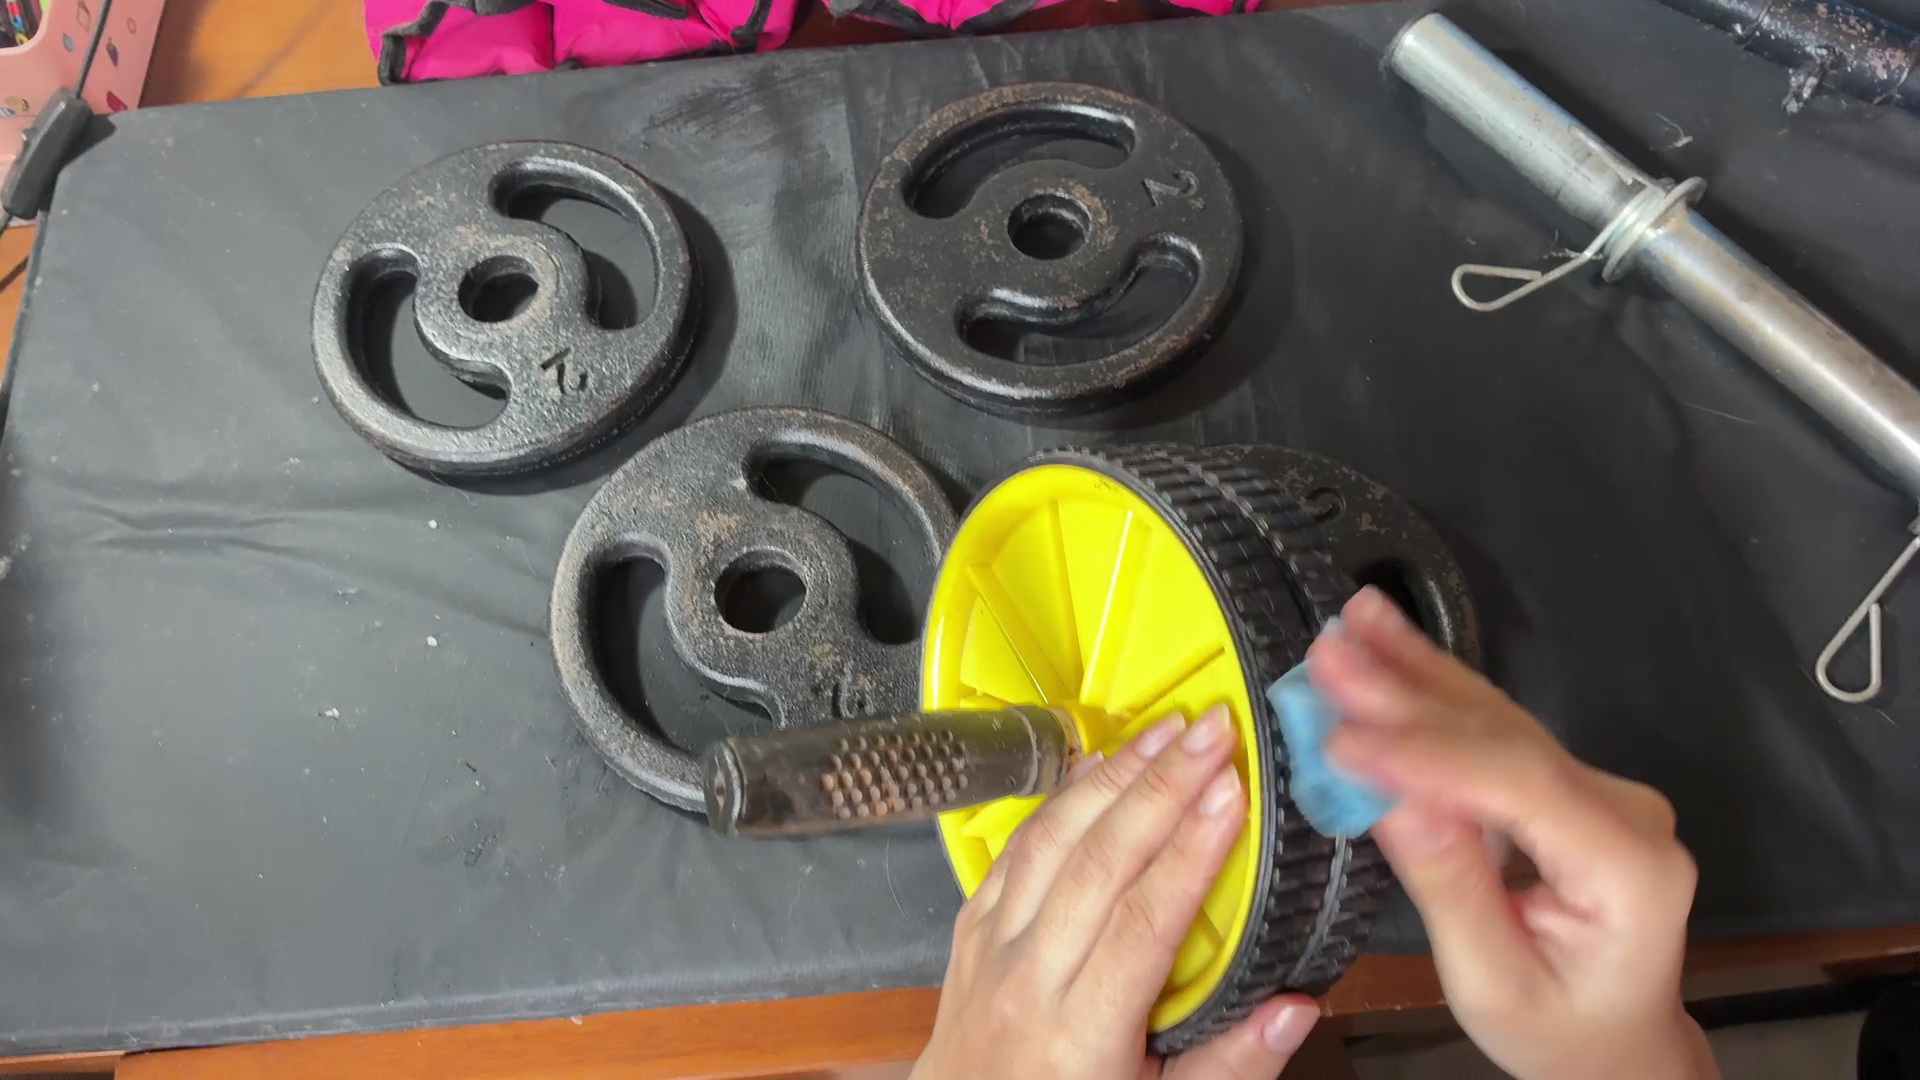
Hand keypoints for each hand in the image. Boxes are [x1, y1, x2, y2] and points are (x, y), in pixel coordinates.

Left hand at [914, 706, 1319, 1079]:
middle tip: (1209, 730)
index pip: (1142, 923)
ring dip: (1113, 773)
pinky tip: (1100, 763)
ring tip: (1164, 731)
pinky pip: (1018, 841)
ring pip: (1053, 835)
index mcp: (1080, 1037)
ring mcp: (991, 939)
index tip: (1230, 790)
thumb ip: (1229, 1066)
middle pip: (1098, 860)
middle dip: (1160, 784)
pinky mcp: (973, 916)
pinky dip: (1062, 794)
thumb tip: (1294, 1003)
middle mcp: (1027, 974)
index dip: (1190, 851)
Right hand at [1315, 588, 1718, 1079]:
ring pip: (1485, 710)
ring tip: (1354, 620)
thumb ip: (1450, 886)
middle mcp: (1616, 807)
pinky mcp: (1548, 771)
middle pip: (1496, 733)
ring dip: (1410, 664)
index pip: (1515, 787)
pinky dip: (1424, 675)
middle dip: (1401, 691)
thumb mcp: (1492, 982)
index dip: (1422, 755)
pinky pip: (1479, 718)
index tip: (1339, 740)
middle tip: (1328, 653)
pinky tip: (1387, 635)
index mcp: (1624, 868)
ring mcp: (1585, 781)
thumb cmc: (1555, 1032)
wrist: (1612, 1039)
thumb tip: (1392, 800)